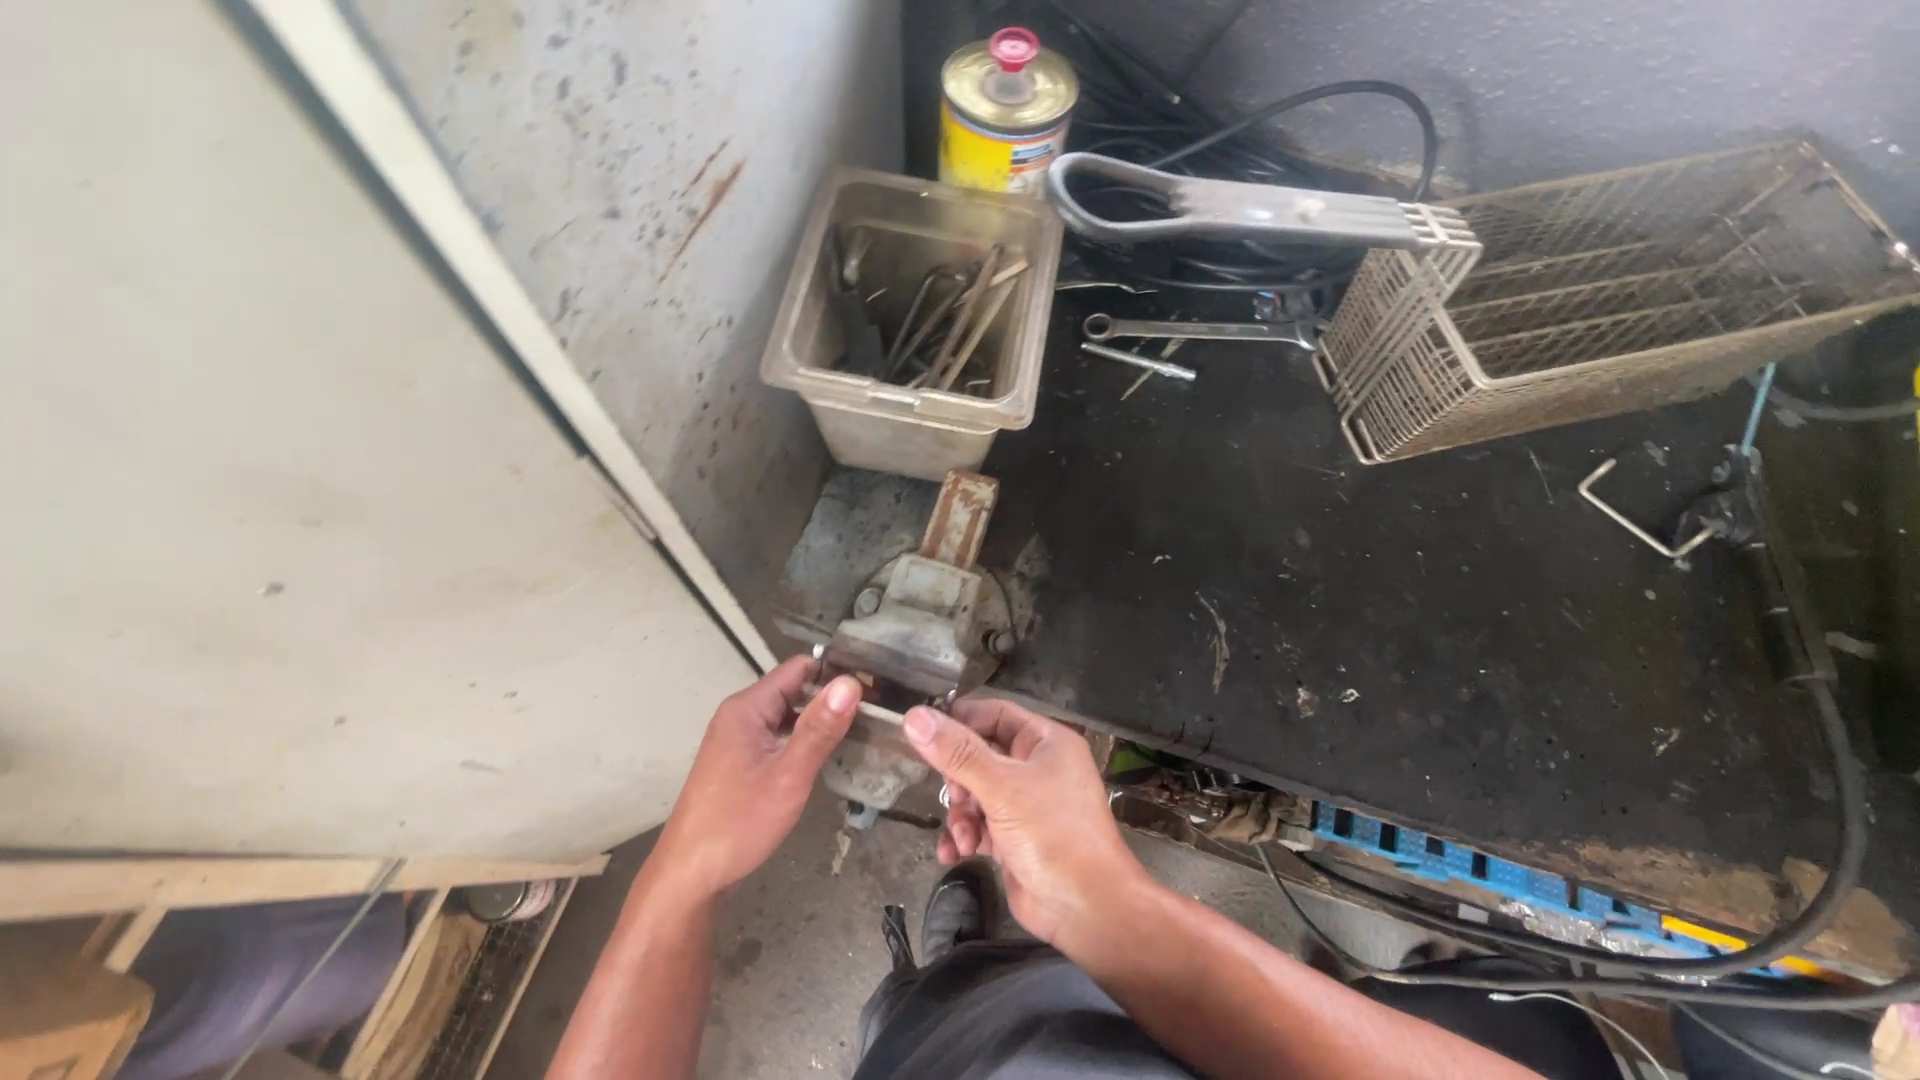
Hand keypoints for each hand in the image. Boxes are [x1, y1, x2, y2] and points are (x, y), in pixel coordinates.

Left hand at [649, 656, 860, 902]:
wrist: (690, 875)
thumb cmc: (738, 823)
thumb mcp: (788, 776)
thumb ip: (819, 729)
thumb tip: (850, 683)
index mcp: (747, 708)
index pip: (799, 668)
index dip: (835, 673)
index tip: (874, 684)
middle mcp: (739, 715)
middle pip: (794, 690)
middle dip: (831, 697)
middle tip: (878, 711)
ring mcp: (737, 739)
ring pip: (787, 715)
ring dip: (819, 721)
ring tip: (864, 729)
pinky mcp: (739, 762)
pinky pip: (778, 737)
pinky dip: (802, 741)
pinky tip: (829, 755)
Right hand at [903, 698, 1149, 946]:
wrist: (1086, 909)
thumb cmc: (1053, 835)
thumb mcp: (1002, 788)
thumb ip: (958, 753)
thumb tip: (915, 717)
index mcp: (1045, 742)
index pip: (994, 714)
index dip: (960, 722)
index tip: (924, 736)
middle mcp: (1037, 768)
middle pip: (978, 756)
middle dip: (959, 781)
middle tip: (956, 798)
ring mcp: (1026, 804)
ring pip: (974, 793)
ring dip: (961, 816)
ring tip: (965, 837)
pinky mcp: (1014, 838)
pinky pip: (978, 825)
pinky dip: (964, 837)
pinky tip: (955, 853)